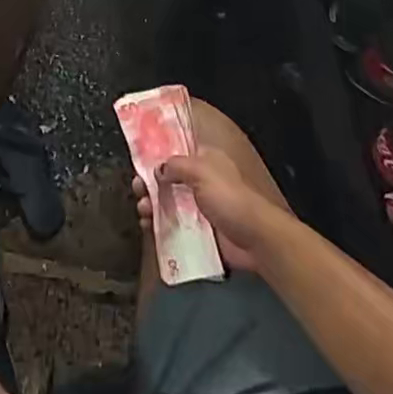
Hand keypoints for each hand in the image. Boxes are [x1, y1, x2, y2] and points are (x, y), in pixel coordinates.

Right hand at [134, 149, 286, 272]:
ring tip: (143, 210)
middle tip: (138, 189)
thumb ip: (176, 166)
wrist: (255, 240)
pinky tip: (148, 225)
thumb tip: (157, 168)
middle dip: (149, 183)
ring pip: (167, 203)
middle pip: (167, 179)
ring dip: (151, 205)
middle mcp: (200, 181)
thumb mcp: (202, 171)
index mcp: (204, 160)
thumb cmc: (231, 198)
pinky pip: (172, 226)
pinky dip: (158, 225)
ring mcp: (198, 207)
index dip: (156, 155)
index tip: (138, 161)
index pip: (176, 153)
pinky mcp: (197, 231)